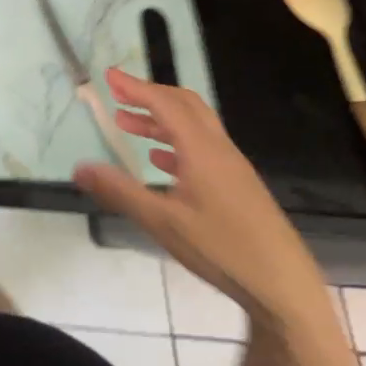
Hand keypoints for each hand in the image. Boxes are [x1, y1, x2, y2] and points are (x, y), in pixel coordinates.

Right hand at [72, 69, 333, 328]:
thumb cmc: (222, 250)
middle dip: (150, 95)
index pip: (165, 104)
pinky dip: (177, 142)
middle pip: (185, 105)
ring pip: (195, 126)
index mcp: (201, 150)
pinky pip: (204, 148)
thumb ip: (120, 191)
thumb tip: (79, 167)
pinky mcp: (240, 186)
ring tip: (128, 125)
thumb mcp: (163, 222)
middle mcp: (220, 150)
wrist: (285, 289)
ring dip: (161, 119)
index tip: (108, 75)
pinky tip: (161, 162)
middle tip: (117, 94)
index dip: (135, 87)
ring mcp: (233, 168)